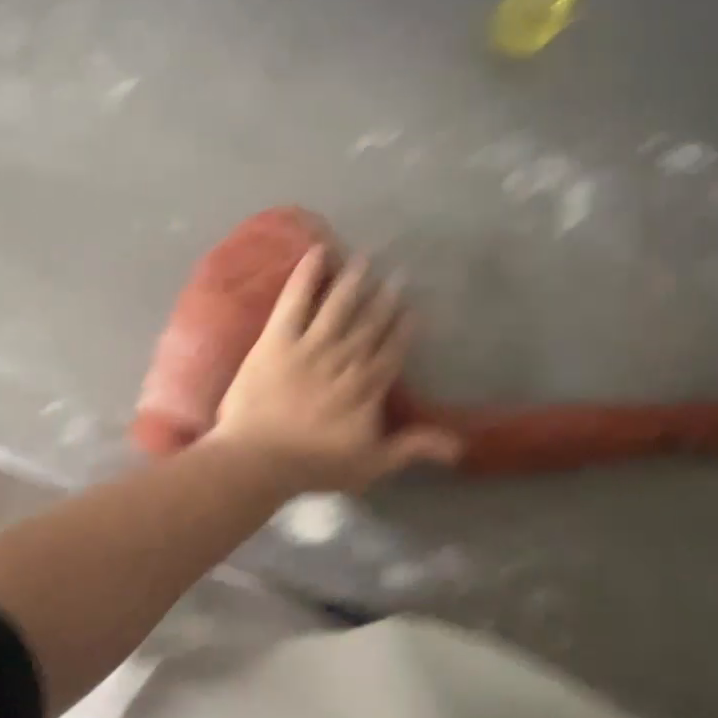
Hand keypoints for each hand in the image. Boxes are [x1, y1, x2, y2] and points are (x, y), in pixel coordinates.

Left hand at [211, 246, 460, 492]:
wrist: (259, 458)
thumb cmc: (313, 466)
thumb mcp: (371, 465)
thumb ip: (412, 448)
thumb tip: (458, 446)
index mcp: (367, 388)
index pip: (392, 352)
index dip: (403, 329)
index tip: (413, 309)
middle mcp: (345, 359)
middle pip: (369, 324)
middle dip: (385, 298)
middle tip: (397, 273)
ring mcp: (311, 346)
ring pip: (338, 306)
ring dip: (352, 281)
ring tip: (364, 260)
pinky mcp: (277, 339)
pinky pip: (295, 300)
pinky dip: (307, 275)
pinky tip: (317, 252)